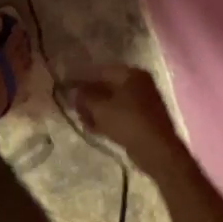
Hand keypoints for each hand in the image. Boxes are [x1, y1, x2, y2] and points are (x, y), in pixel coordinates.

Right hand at [64, 65, 186, 174]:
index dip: (80, 79)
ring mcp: (143, 100)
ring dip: (96, 109)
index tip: (65, 86)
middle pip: (106, 86)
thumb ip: (84, 96)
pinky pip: (120, 113)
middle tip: (73, 106)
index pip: (99, 71)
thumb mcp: (100, 108)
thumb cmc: (127, 122)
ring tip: (83, 120)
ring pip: (112, 101)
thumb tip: (74, 91)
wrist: (157, 149)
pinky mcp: (144, 117)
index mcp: (131, 74)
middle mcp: (139, 82)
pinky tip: (95, 128)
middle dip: (88, 97)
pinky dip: (107, 118)